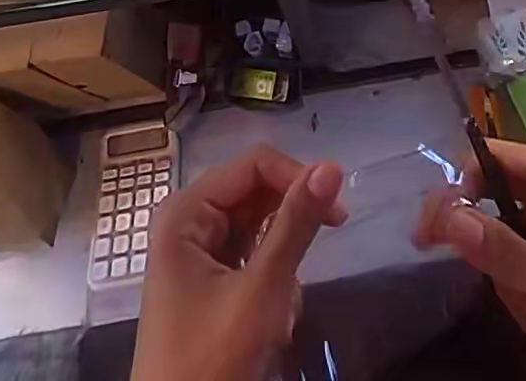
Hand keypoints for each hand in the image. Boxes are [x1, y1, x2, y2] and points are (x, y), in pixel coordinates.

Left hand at [132, 146, 345, 380]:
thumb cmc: (211, 362)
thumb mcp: (261, 291)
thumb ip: (296, 225)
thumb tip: (332, 167)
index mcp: (187, 210)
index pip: (253, 165)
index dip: (297, 176)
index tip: (338, 208)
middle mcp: (189, 219)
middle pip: (256, 192)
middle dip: (290, 223)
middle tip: (329, 243)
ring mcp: (198, 249)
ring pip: (260, 225)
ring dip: (283, 259)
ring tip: (283, 305)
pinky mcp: (210, 277)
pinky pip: (253, 255)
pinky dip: (273, 279)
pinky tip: (274, 317)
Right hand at [415, 138, 525, 380]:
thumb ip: (511, 256)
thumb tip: (446, 217)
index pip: (491, 160)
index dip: (458, 188)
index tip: (432, 232)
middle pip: (490, 203)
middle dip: (493, 255)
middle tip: (476, 280)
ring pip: (501, 244)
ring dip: (517, 292)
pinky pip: (517, 272)